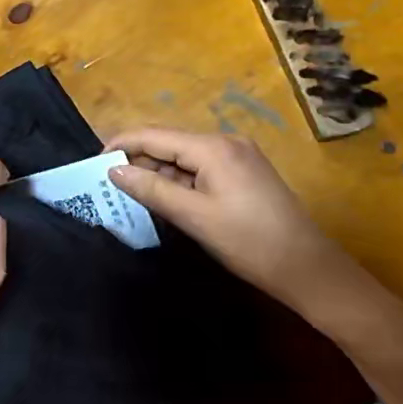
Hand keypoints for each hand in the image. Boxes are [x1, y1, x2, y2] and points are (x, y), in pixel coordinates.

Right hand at [107, 127, 356, 315]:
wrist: (308, 268)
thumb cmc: (248, 242)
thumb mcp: (194, 217)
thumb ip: (151, 189)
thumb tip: (114, 170)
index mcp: (213, 147)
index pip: (154, 135)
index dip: (122, 146)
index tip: (94, 164)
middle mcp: (225, 141)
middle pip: (169, 143)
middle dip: (139, 161)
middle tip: (110, 186)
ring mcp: (237, 155)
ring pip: (184, 156)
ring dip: (158, 172)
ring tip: (132, 196)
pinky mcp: (243, 172)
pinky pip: (200, 168)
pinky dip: (180, 180)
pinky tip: (166, 199)